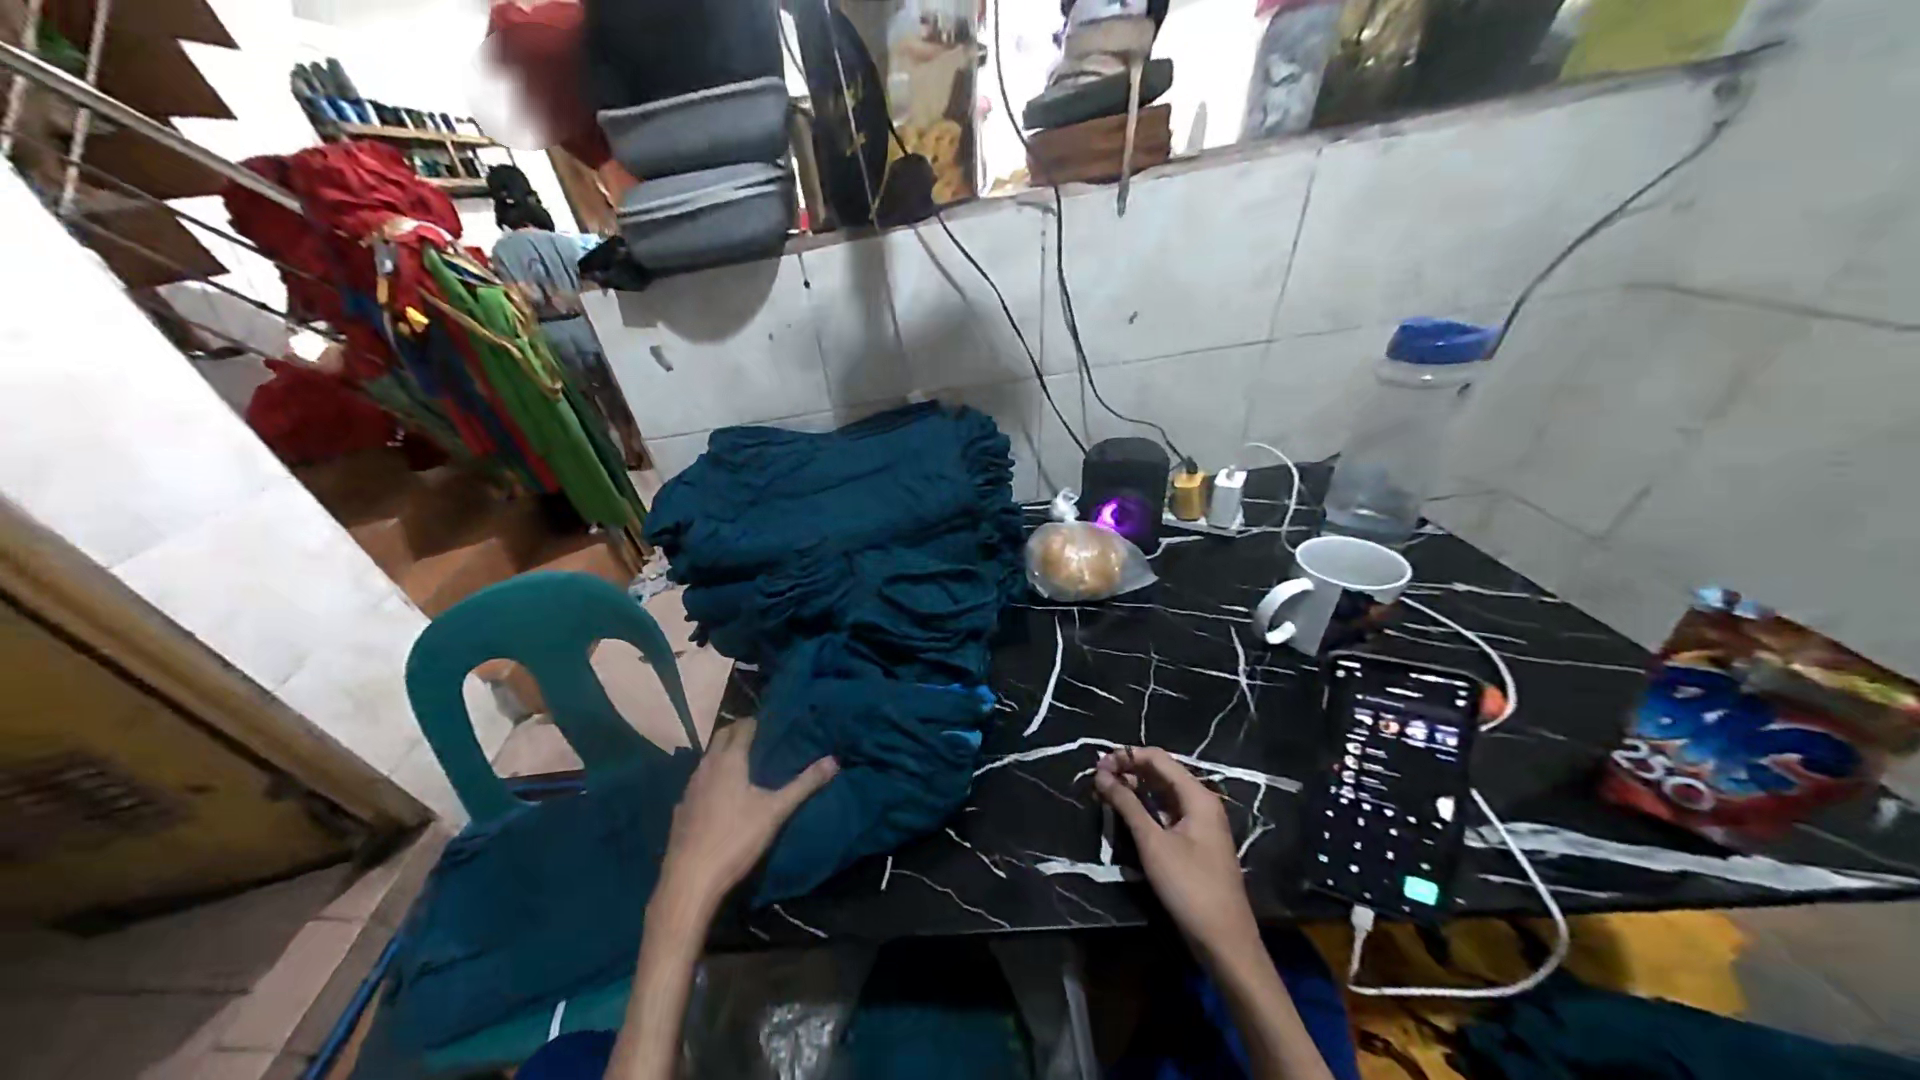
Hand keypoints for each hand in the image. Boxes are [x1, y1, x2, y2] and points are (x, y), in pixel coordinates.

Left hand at [656, 716, 837, 913]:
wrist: (690, 879)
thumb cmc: (736, 839)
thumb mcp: (776, 811)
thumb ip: (805, 784)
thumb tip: (834, 761)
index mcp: (730, 760)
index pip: (742, 728)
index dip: (756, 723)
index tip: (771, 723)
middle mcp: (706, 767)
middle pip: (721, 737)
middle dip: (738, 732)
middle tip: (758, 737)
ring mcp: (690, 788)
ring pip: (707, 759)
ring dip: (723, 753)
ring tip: (742, 762)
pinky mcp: (681, 809)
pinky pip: (698, 782)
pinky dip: (711, 778)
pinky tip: (719, 795)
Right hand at [1094, 746, 1260, 960]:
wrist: (1224, 939)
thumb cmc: (1189, 886)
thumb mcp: (1153, 843)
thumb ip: (1127, 804)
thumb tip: (1102, 774)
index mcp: (1197, 796)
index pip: (1158, 759)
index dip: (1127, 756)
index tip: (1098, 764)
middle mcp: (1201, 802)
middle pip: (1161, 773)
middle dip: (1129, 770)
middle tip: (1097, 778)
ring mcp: (1199, 823)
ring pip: (1163, 793)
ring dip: (1135, 789)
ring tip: (1105, 792)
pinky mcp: (1194, 841)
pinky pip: (1167, 812)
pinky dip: (1145, 808)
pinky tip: (1125, 812)